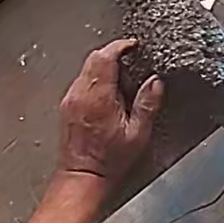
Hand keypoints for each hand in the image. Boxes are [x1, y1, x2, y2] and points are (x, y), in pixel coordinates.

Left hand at [58, 39, 163, 183]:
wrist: (83, 176)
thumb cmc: (110, 160)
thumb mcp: (138, 134)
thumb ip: (147, 104)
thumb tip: (156, 82)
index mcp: (98, 97)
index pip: (105, 57)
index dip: (120, 47)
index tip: (133, 46)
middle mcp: (80, 95)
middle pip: (93, 59)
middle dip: (113, 53)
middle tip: (132, 58)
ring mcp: (71, 100)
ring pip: (87, 69)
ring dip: (105, 67)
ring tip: (124, 79)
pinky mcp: (68, 107)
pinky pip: (82, 82)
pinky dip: (97, 79)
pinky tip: (110, 94)